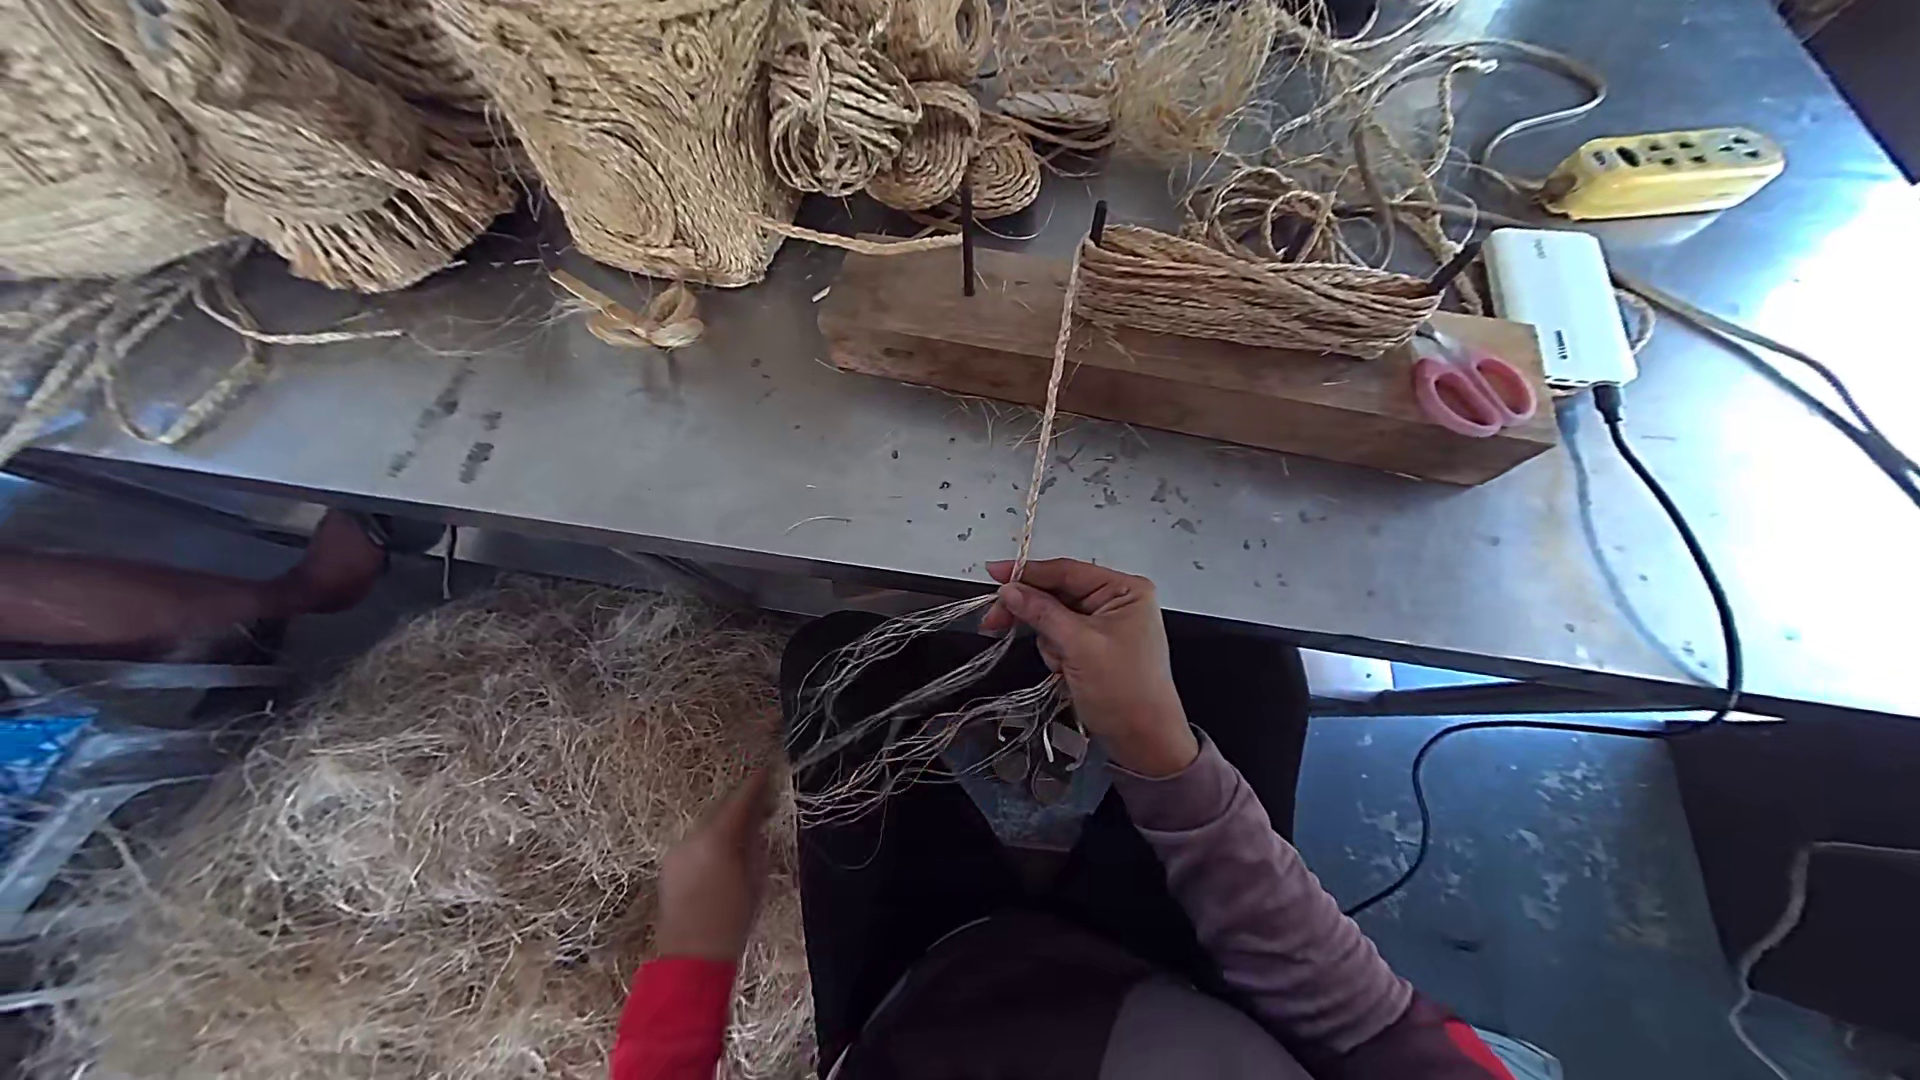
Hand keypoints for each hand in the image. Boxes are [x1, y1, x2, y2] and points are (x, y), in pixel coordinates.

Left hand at [656, 768, 775, 962]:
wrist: (691, 961)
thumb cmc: (733, 920)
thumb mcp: (756, 877)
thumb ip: (756, 842)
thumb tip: (758, 820)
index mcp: (717, 838)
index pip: (741, 799)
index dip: (758, 782)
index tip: (770, 769)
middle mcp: (693, 837)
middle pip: (722, 806)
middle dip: (743, 800)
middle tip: (766, 802)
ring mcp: (678, 850)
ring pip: (708, 821)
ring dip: (728, 818)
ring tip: (749, 825)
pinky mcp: (670, 865)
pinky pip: (697, 838)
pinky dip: (714, 835)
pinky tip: (727, 846)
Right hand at [981, 559, 1198, 776]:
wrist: (1144, 742)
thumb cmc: (1123, 691)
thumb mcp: (1079, 647)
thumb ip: (1041, 612)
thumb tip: (1008, 589)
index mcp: (1124, 590)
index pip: (1066, 571)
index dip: (1027, 572)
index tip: (993, 572)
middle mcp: (1115, 600)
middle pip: (1056, 593)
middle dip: (1032, 613)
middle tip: (994, 621)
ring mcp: (1104, 624)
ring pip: (1053, 616)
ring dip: (1048, 641)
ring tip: (1062, 666)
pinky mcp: (1093, 645)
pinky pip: (1059, 636)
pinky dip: (1055, 652)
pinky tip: (1065, 672)